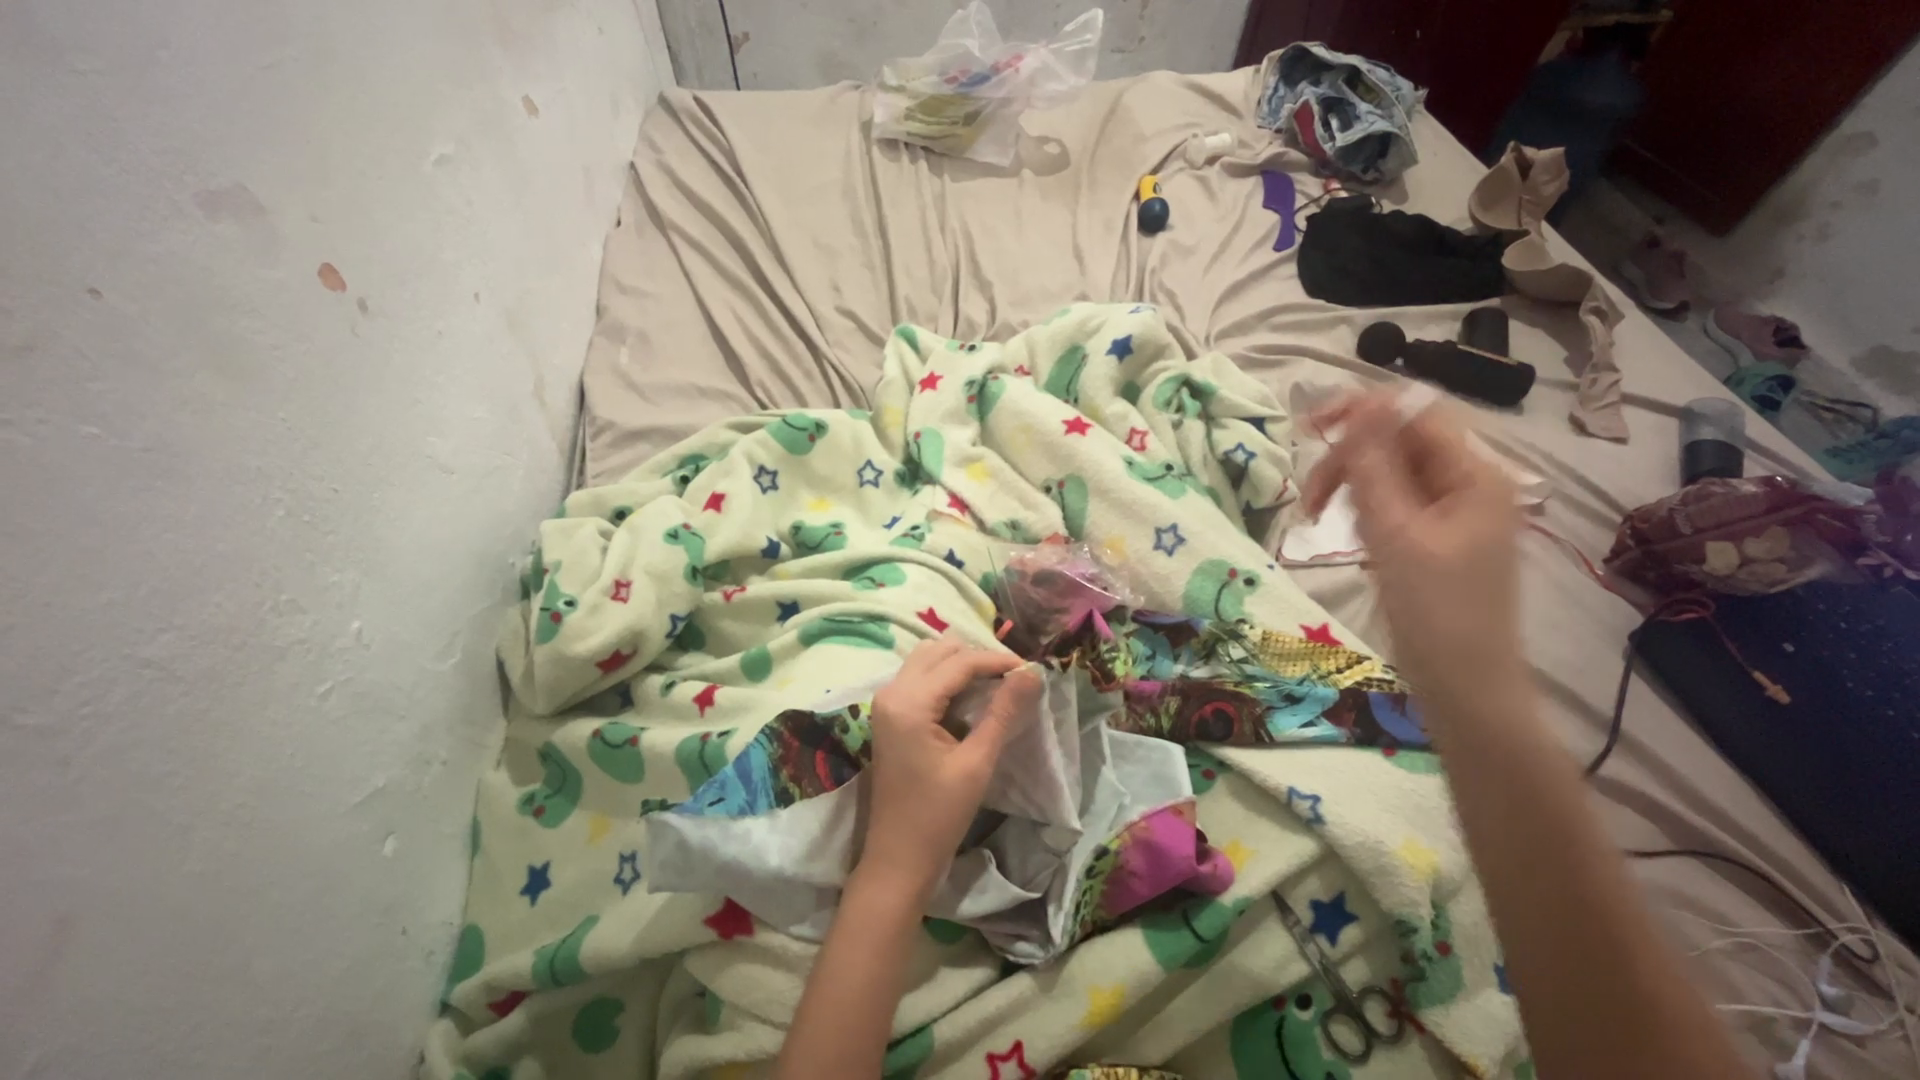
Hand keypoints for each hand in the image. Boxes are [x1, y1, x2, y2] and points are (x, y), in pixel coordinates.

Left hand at [861, 637, 1041, 893]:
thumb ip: (1003, 712)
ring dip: (961, 666)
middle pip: (939, 651)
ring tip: (996, 686)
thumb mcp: (977, 762)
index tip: (1032, 670)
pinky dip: (947, 680)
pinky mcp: (890, 717)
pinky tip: (972, 699)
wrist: (898, 858)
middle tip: (1014, 679)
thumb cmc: (938, 815)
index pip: (960, 662)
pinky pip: (919, 680)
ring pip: (927, 661)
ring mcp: (886, 704)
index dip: (998, 661)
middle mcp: (891, 692)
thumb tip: (1031, 673)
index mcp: (909, 701)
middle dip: (978, 659)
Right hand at [1301, 391, 1523, 712]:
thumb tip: (1359, 406)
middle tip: (1308, 502)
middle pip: (1399, 442)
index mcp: (1475, 475)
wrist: (1464, 689)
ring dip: (1350, 487)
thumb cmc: (1435, 614)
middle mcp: (1469, 483)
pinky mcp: (1437, 538)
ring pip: (1390, 474)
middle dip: (1348, 461)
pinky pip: (1394, 504)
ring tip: (1323, 522)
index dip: (1361, 410)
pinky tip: (1352, 539)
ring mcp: (1454, 512)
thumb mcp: (1395, 535)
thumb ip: (1374, 466)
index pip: (1415, 412)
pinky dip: (1365, 512)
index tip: (1307, 428)